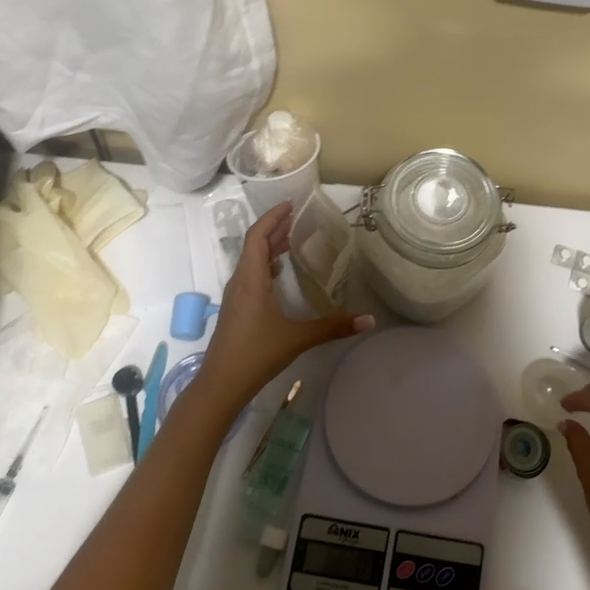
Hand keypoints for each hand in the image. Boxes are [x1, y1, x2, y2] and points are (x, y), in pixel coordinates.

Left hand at [197, 201, 372, 405]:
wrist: (221, 384)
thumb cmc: (256, 354)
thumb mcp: (297, 338)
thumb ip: (333, 327)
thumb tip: (368, 320)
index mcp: (251, 280)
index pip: (258, 237)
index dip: (273, 218)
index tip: (291, 205)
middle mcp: (240, 282)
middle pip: (254, 245)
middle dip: (274, 229)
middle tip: (297, 218)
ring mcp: (235, 297)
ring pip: (251, 262)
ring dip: (269, 247)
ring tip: (291, 239)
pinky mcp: (236, 310)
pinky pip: (250, 276)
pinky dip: (265, 266)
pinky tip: (279, 273)